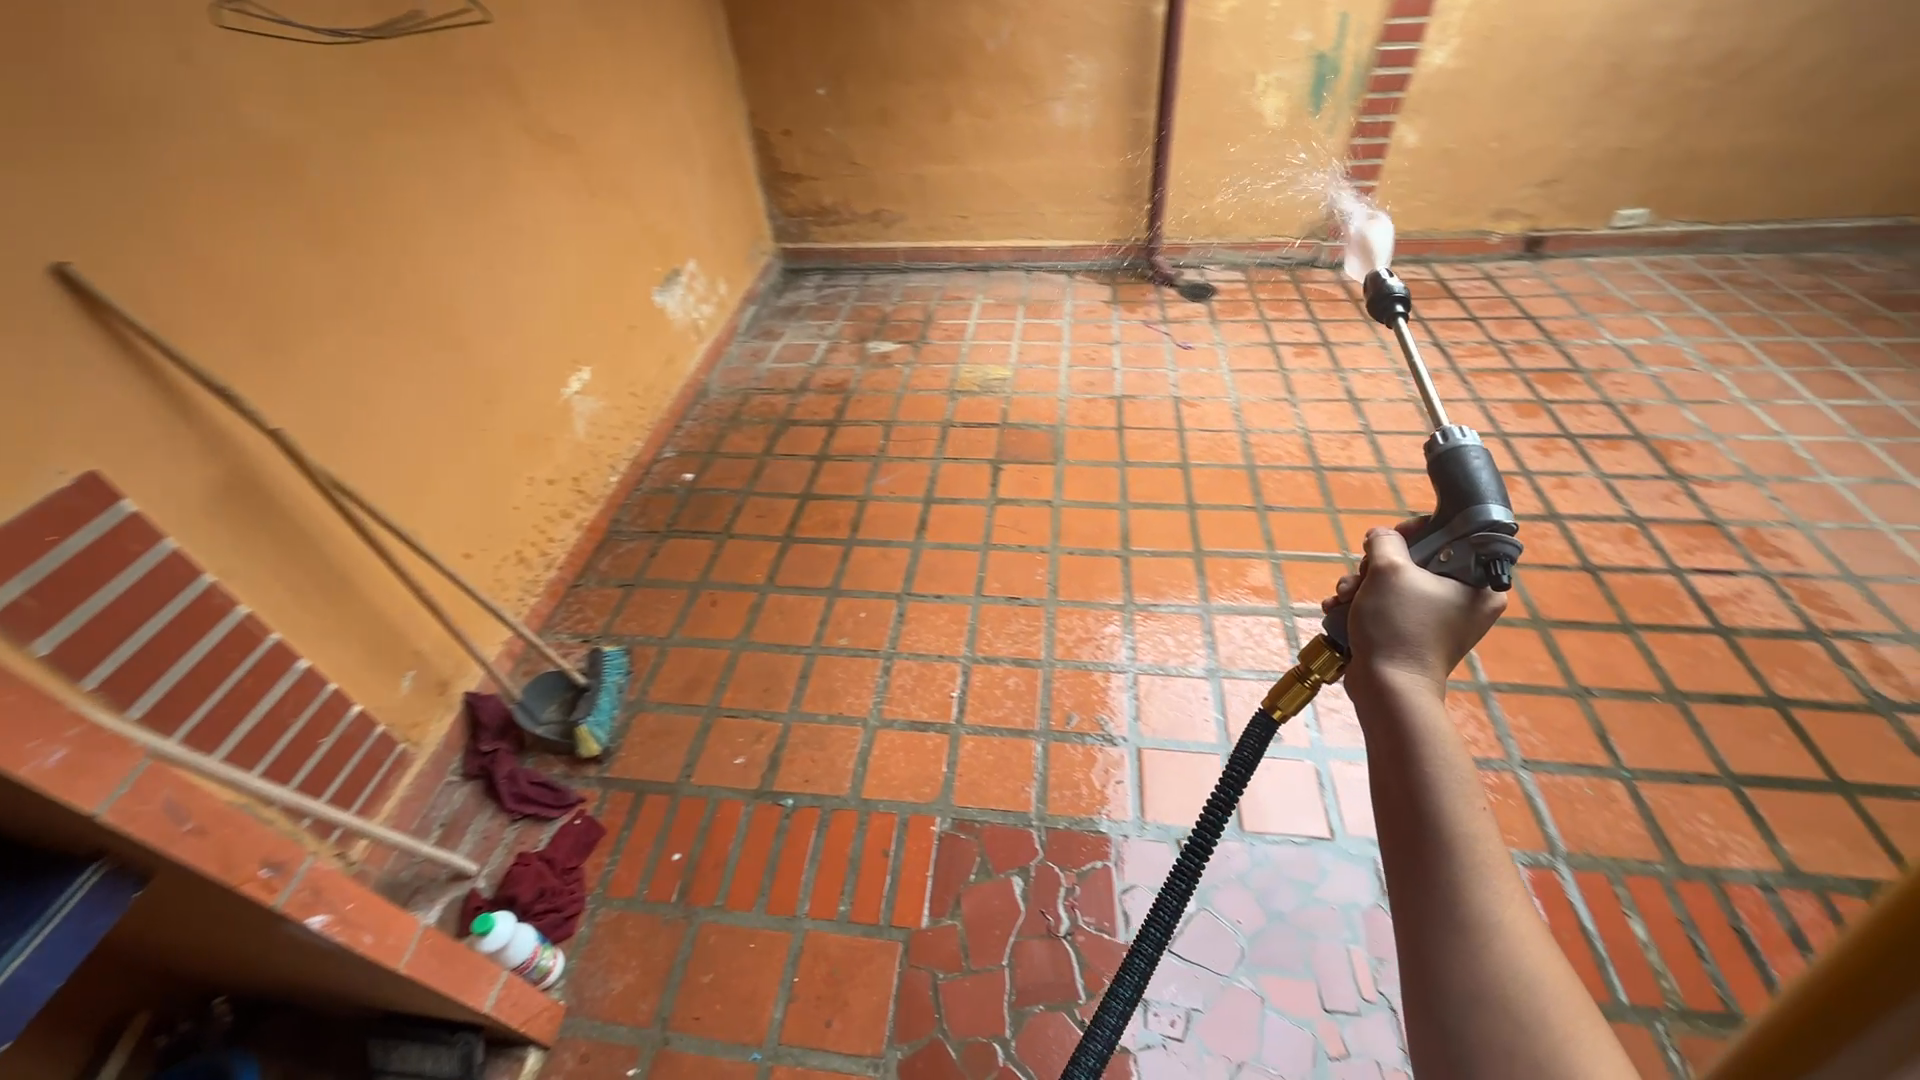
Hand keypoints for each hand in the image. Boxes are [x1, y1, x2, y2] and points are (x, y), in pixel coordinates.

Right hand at [1323, 521, 1505, 698]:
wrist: (1386, 686)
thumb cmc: (1398, 625)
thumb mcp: (1388, 571)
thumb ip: (1384, 542)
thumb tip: (1380, 536)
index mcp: (1478, 586)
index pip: (1452, 538)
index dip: (1417, 532)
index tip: (1391, 537)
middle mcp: (1464, 603)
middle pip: (1416, 563)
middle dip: (1377, 566)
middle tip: (1364, 574)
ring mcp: (1436, 621)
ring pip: (1395, 584)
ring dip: (1362, 584)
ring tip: (1345, 595)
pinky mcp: (1412, 634)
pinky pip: (1388, 606)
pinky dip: (1363, 603)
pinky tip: (1339, 606)